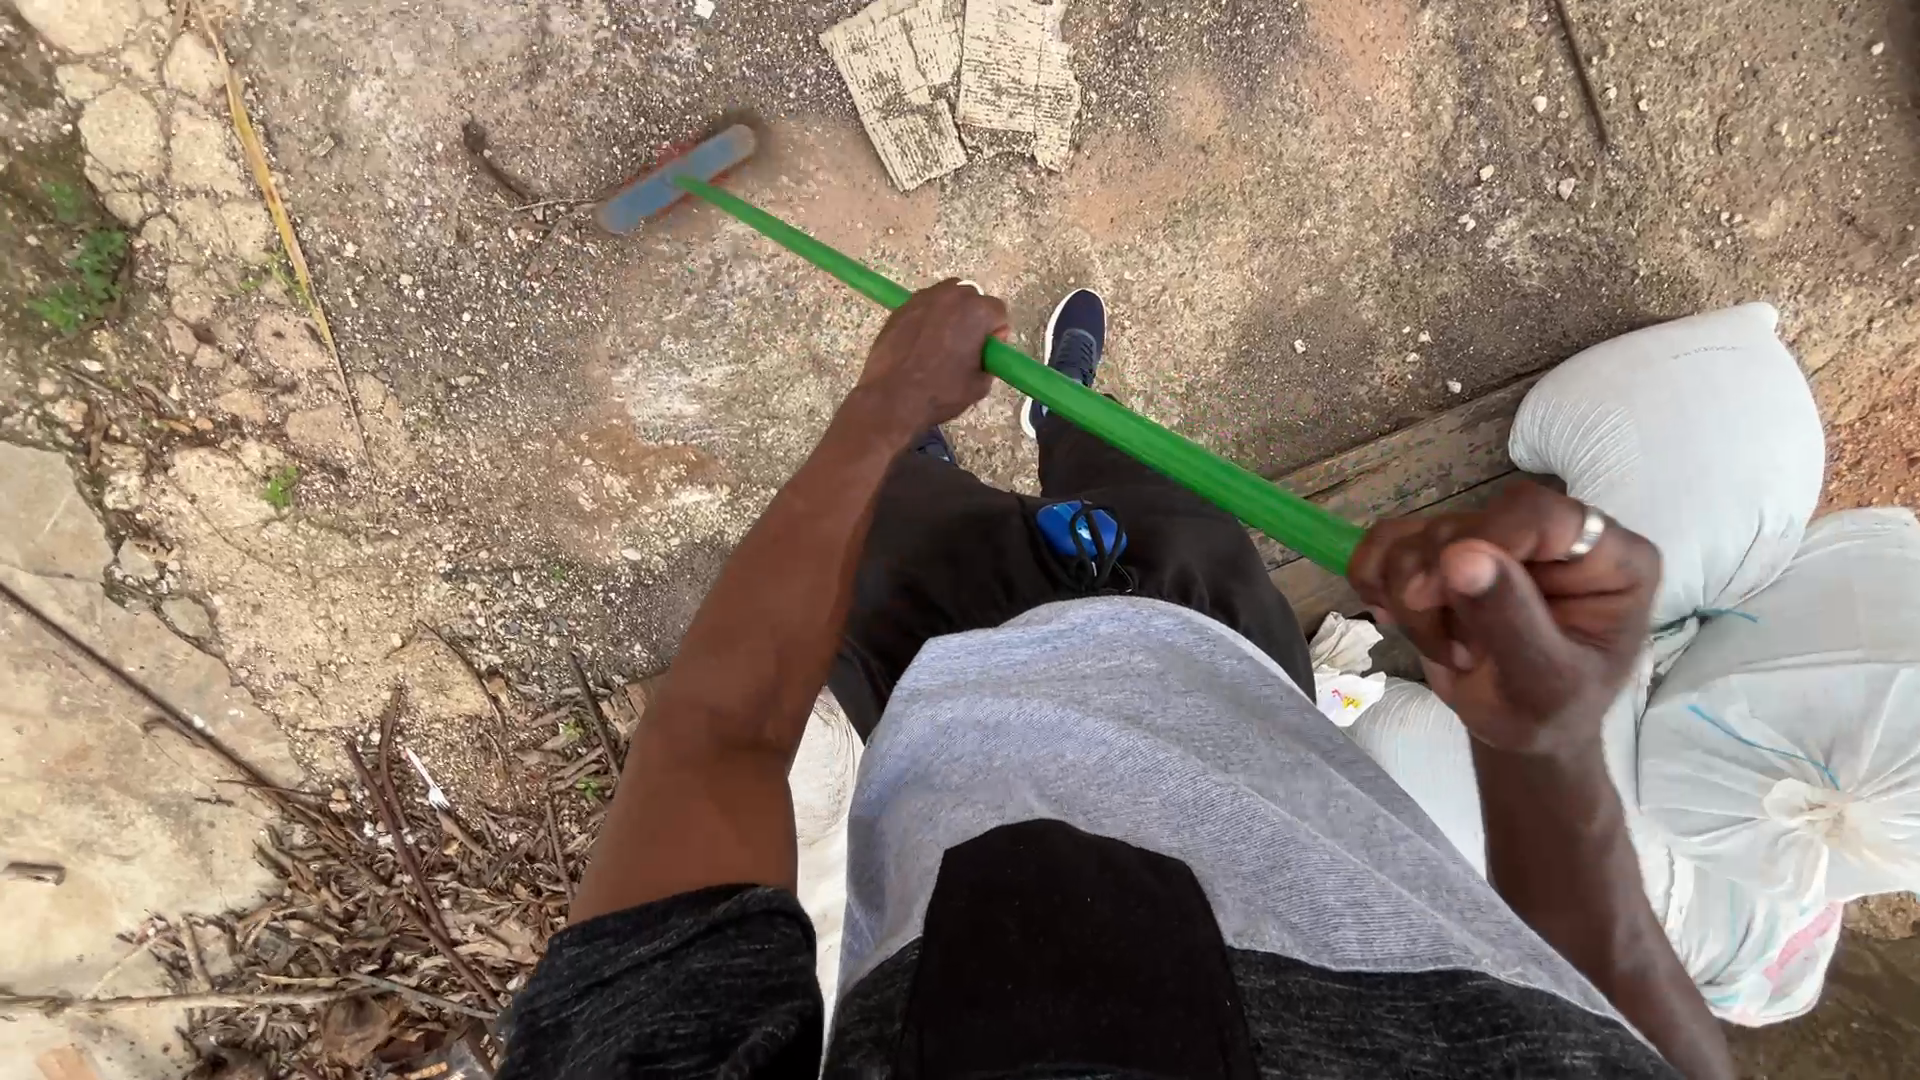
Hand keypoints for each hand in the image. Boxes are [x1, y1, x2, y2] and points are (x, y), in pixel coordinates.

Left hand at [850, 279, 1007, 439]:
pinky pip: (924, 306)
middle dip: (974, 317)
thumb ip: (989, 361)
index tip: (987, 349)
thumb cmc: (940, 392)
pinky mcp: (901, 307)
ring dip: (951, 313)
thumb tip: (984, 354)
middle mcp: (952, 296)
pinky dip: (928, 318)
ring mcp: (923, 298)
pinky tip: (921, 342)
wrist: (892, 397)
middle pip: (973, 297)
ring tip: (942, 341)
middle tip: (966, 345)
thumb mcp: (979, 385)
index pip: (998, 311)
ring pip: (947, 297)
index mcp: (977, 312)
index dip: (996, 332)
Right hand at [1349, 481, 1659, 756]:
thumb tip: (1461, 556)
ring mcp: (1482, 540)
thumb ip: (1509, 618)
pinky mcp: (1432, 552)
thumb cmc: (1546, 712)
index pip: (1536, 512)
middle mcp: (1541, 537)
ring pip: (1408, 540)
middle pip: (1455, 528)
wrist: (1512, 726)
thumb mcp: (1542, 680)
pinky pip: (1378, 545)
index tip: (1443, 588)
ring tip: (1443, 647)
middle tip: (1453, 651)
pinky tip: (1397, 618)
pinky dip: (1371, 583)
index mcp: (1602, 558)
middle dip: (1434, 592)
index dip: (1486, 537)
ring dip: (1405, 602)